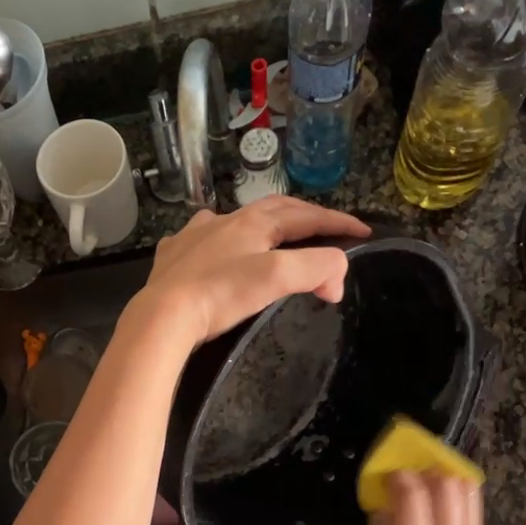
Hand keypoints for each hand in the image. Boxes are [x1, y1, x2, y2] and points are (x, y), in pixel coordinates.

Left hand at [127, 198, 369, 346]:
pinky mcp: (172, 257)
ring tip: (273, 238)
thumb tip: (336, 275)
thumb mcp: (277, 278)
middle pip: (272, 210)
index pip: (306, 215)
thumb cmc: (221, 294)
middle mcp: (223, 220)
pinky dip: (218, 242)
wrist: (162, 314)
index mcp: (253, 221)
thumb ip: (316, 268)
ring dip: (260, 226)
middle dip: (303, 217)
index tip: (363, 232)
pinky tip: (214, 251)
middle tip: (324, 230)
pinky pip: (200, 240)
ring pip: (234, 221)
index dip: (337, 221)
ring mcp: (193, 236)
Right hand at [371, 471, 518, 524]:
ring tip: (426, 486)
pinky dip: (455, 492)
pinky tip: (441, 503)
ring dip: (442, 476)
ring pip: (463, 486)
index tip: (385, 478)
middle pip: (443, 480)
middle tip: (407, 478)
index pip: (412, 493)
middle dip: (422, 470)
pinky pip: (471, 503)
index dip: (397, 476)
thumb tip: (384, 513)